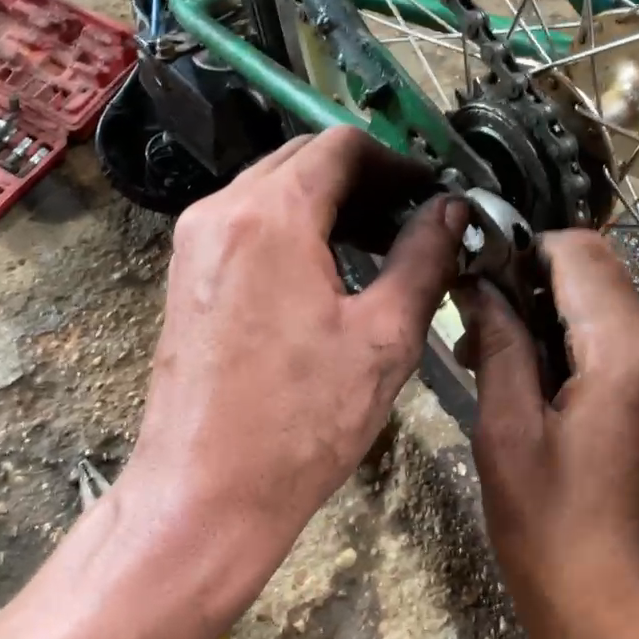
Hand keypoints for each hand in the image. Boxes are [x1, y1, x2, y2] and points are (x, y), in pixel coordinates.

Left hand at [122, 127, 468, 540]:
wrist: (205, 492)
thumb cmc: (300, 422)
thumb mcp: (383, 337)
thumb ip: (423, 257)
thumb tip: (451, 209)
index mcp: (269, 216)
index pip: (340, 146)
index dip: (396, 162)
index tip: (430, 194)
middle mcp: (220, 212)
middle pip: (302, 158)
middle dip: (362, 177)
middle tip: (410, 218)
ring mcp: (194, 242)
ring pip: (270, 188)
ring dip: (326, 201)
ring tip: (376, 244)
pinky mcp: (187, 274)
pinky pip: (245, 222)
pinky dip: (290, 226)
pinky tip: (326, 269)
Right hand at [455, 231, 638, 638]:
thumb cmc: (561, 552)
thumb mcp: (507, 441)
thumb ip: (498, 345)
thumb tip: (481, 282)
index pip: (582, 251)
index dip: (528, 252)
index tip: (486, 282)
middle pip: (606, 287)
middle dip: (545, 305)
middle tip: (489, 349)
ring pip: (628, 321)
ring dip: (576, 339)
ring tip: (531, 396)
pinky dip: (610, 366)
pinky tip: (580, 417)